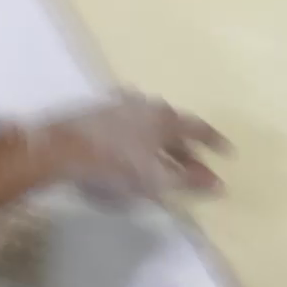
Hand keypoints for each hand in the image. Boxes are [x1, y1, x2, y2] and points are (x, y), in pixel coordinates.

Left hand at [27, 92, 230, 199]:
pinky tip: (131, 137)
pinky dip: (137, 129)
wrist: (60, 147)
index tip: (227, 152)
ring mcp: (118, 103)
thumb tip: (218, 182)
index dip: (213, 140)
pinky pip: (127, 117)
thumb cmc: (112, 166)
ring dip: (161, 136)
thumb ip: (188, 180)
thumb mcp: (155, 180)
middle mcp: (145, 104)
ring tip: (164, 153)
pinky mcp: (97, 109)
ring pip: (149, 118)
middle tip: (194, 165)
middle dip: (185, 144)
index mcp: (163, 119)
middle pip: (173, 122)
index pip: (197, 127)